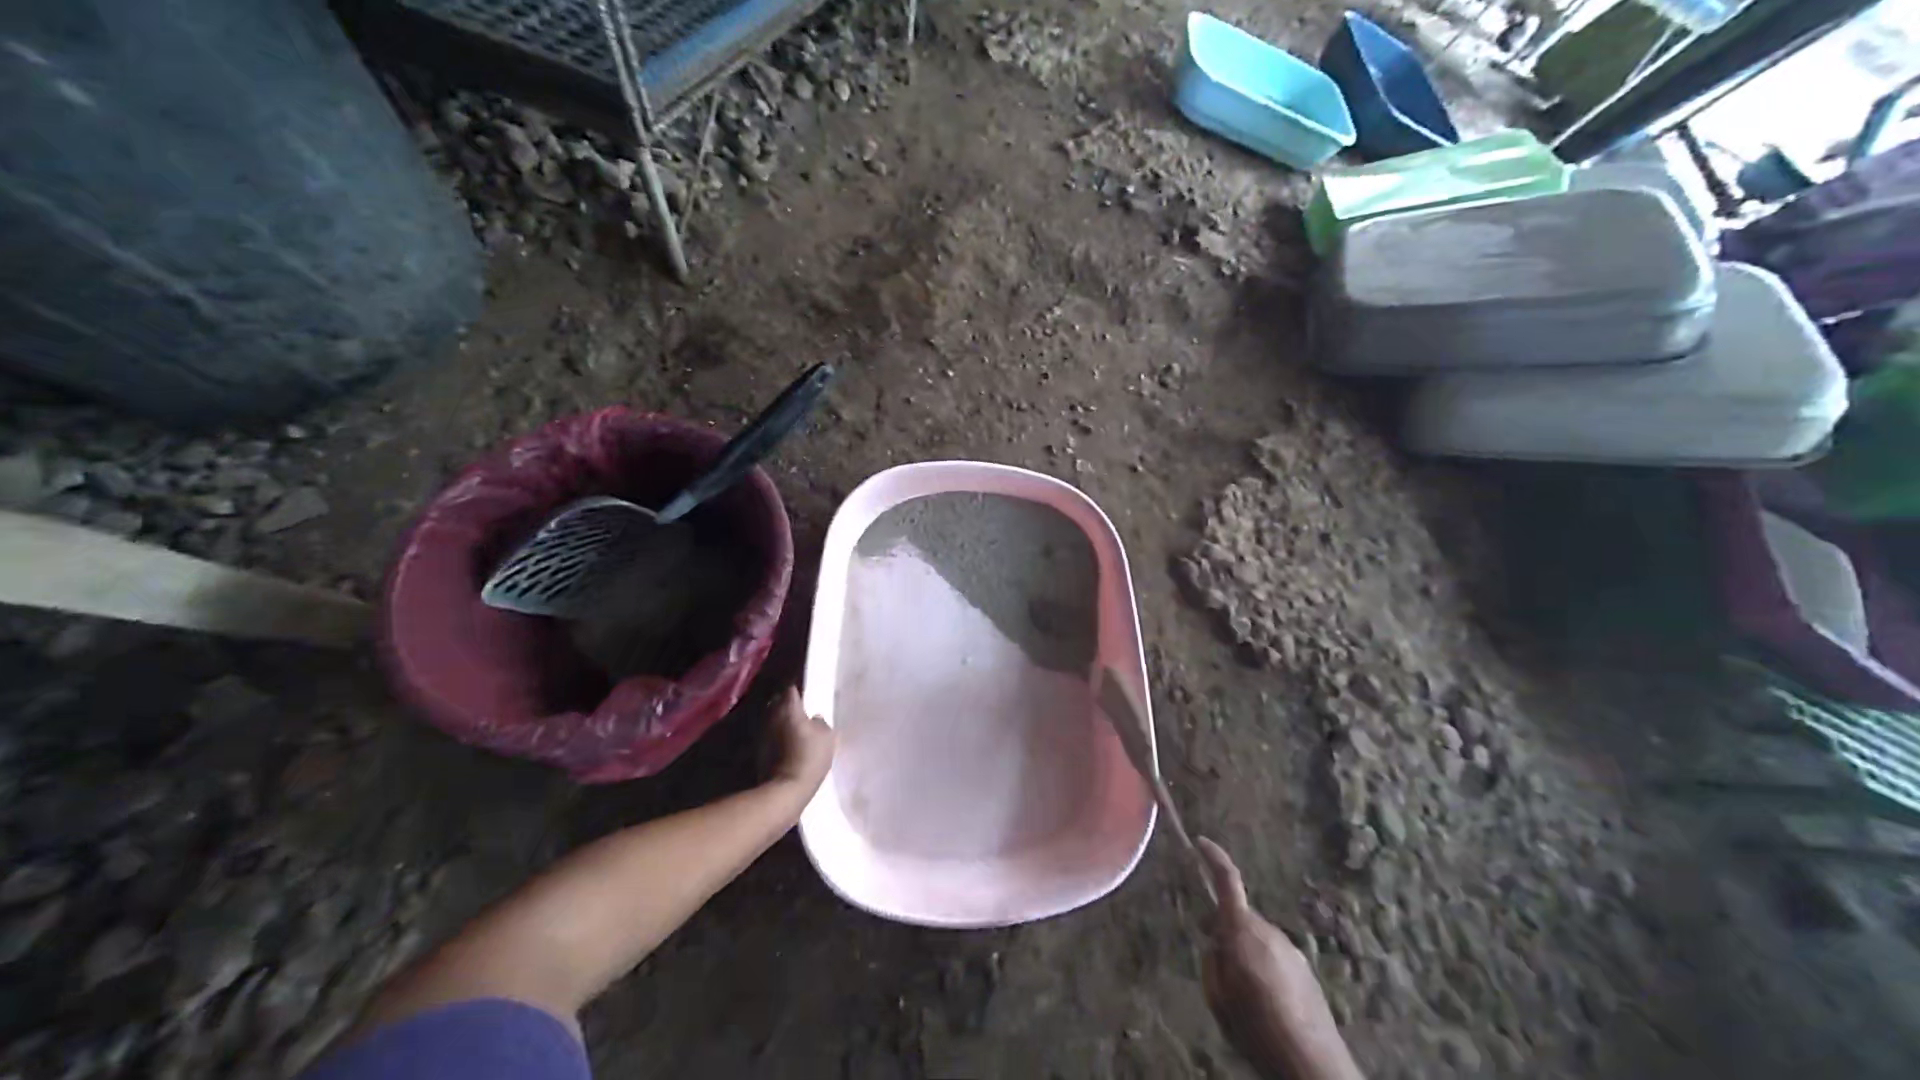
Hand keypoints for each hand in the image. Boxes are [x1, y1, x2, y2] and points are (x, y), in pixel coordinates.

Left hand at [765, 687, 833, 791]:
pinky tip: (787, 743)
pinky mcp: (759, 749)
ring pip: (772, 719)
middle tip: (801, 710)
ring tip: (795, 727)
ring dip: (781, 721)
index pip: (791, 689)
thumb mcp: (827, 738)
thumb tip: (815, 718)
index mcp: (789, 708)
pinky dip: (777, 735)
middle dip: (787, 704)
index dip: (798, 691)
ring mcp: (762, 733)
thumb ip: (821, 723)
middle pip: (778, 702)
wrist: (785, 789)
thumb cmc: (810, 758)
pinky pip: (769, 735)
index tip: (806, 695)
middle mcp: (772, 716)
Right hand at [1199, 839, 1364, 1079]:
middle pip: (1240, 916)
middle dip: (1225, 928)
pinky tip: (1265, 1002)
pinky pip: (1274, 956)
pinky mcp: (1306, 971)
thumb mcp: (1218, 999)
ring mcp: (1292, 951)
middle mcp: (1270, 933)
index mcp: (1243, 933)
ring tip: (1243, 992)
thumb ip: (1212, 962)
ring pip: (1258, 938)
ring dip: (1246, 952)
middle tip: (1215, 958)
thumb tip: (1216, 945)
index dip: (1213, 857)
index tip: (1200, 842)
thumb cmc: (1258, 1031)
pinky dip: (1263, 967)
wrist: (1314, 1067)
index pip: (1228, 881)